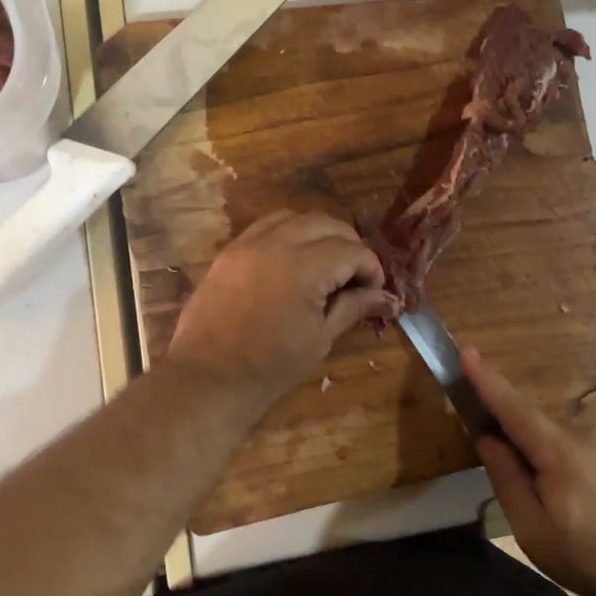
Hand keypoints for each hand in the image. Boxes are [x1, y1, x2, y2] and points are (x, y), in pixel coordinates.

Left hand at [167, 211, 396, 401]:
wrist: (209, 378)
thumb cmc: (271, 367)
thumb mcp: (320, 338)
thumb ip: (353, 307)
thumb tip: (387, 297)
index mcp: (303, 268)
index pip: (351, 251)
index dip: (371, 268)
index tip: (375, 291)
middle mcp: (276, 244)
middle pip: (326, 224)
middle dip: (349, 245)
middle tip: (356, 275)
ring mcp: (248, 244)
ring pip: (294, 217)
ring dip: (318, 233)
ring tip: (326, 263)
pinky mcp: (229, 251)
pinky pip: (266, 226)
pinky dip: (288, 233)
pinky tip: (294, 260)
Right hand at [465, 347, 595, 595]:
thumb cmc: (588, 556)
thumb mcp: (532, 527)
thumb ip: (507, 478)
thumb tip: (488, 439)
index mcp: (557, 450)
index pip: (513, 407)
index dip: (486, 380)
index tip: (465, 351)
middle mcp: (579, 437)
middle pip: (528, 419)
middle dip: (499, 419)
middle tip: (472, 433)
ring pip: (545, 436)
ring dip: (522, 444)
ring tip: (511, 479)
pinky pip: (562, 447)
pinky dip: (541, 454)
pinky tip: (542, 488)